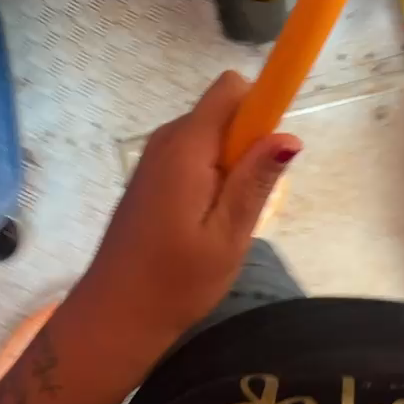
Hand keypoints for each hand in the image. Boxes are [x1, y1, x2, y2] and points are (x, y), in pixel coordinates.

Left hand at [72, 73, 302, 344]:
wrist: (115, 315)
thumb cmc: (175, 282)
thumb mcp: (228, 236)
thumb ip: (256, 180)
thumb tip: (289, 134)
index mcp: (187, 146)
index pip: (231, 89)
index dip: (261, 106)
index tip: (269, 152)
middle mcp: (168, 137)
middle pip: (224, 110)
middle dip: (248, 144)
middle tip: (245, 202)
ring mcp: (157, 154)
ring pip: (211, 133)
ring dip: (231, 164)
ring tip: (223, 219)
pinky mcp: (153, 172)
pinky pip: (195, 151)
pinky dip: (211, 174)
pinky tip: (204, 221)